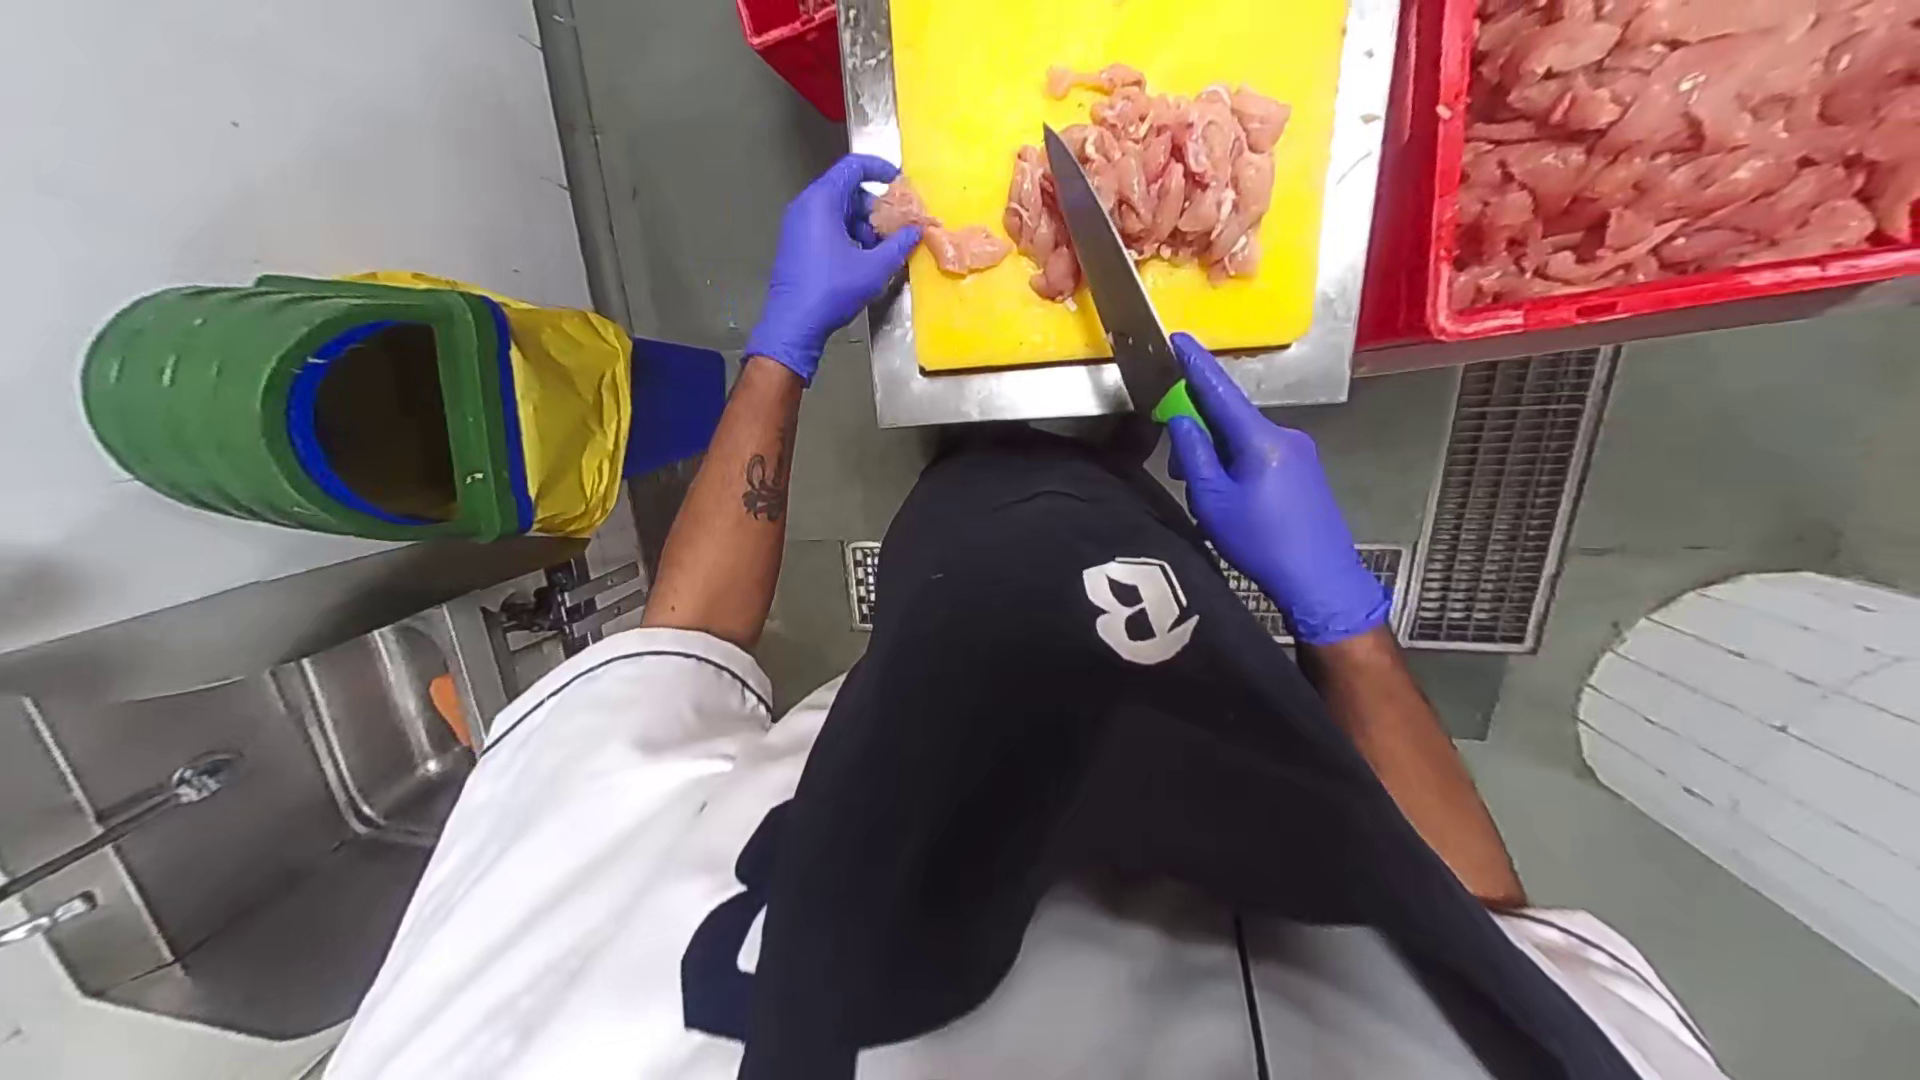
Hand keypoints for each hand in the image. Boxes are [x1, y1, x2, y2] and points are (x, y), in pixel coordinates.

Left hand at [743, 153, 921, 384]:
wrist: (794, 323)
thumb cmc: (832, 290)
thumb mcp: (874, 268)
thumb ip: (899, 245)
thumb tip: (917, 231)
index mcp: (822, 201)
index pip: (853, 167)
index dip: (880, 169)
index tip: (900, 181)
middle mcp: (806, 206)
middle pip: (847, 191)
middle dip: (875, 207)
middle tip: (895, 228)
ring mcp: (798, 225)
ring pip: (838, 212)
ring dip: (863, 226)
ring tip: (880, 251)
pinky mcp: (797, 244)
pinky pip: (827, 228)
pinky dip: (848, 236)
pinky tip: (861, 261)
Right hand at [1165, 333, 1389, 645]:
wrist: (1320, 579)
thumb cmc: (1262, 543)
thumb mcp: (1213, 500)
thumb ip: (1194, 454)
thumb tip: (1181, 420)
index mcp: (1260, 440)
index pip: (1221, 391)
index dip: (1196, 365)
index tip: (1179, 339)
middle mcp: (1284, 436)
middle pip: (1229, 419)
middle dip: (1199, 432)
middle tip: (1179, 468)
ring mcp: (1298, 453)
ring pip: (1242, 440)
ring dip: (1215, 455)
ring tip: (1204, 494)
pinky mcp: (1303, 471)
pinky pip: (1258, 454)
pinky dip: (1234, 465)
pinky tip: (1227, 495)